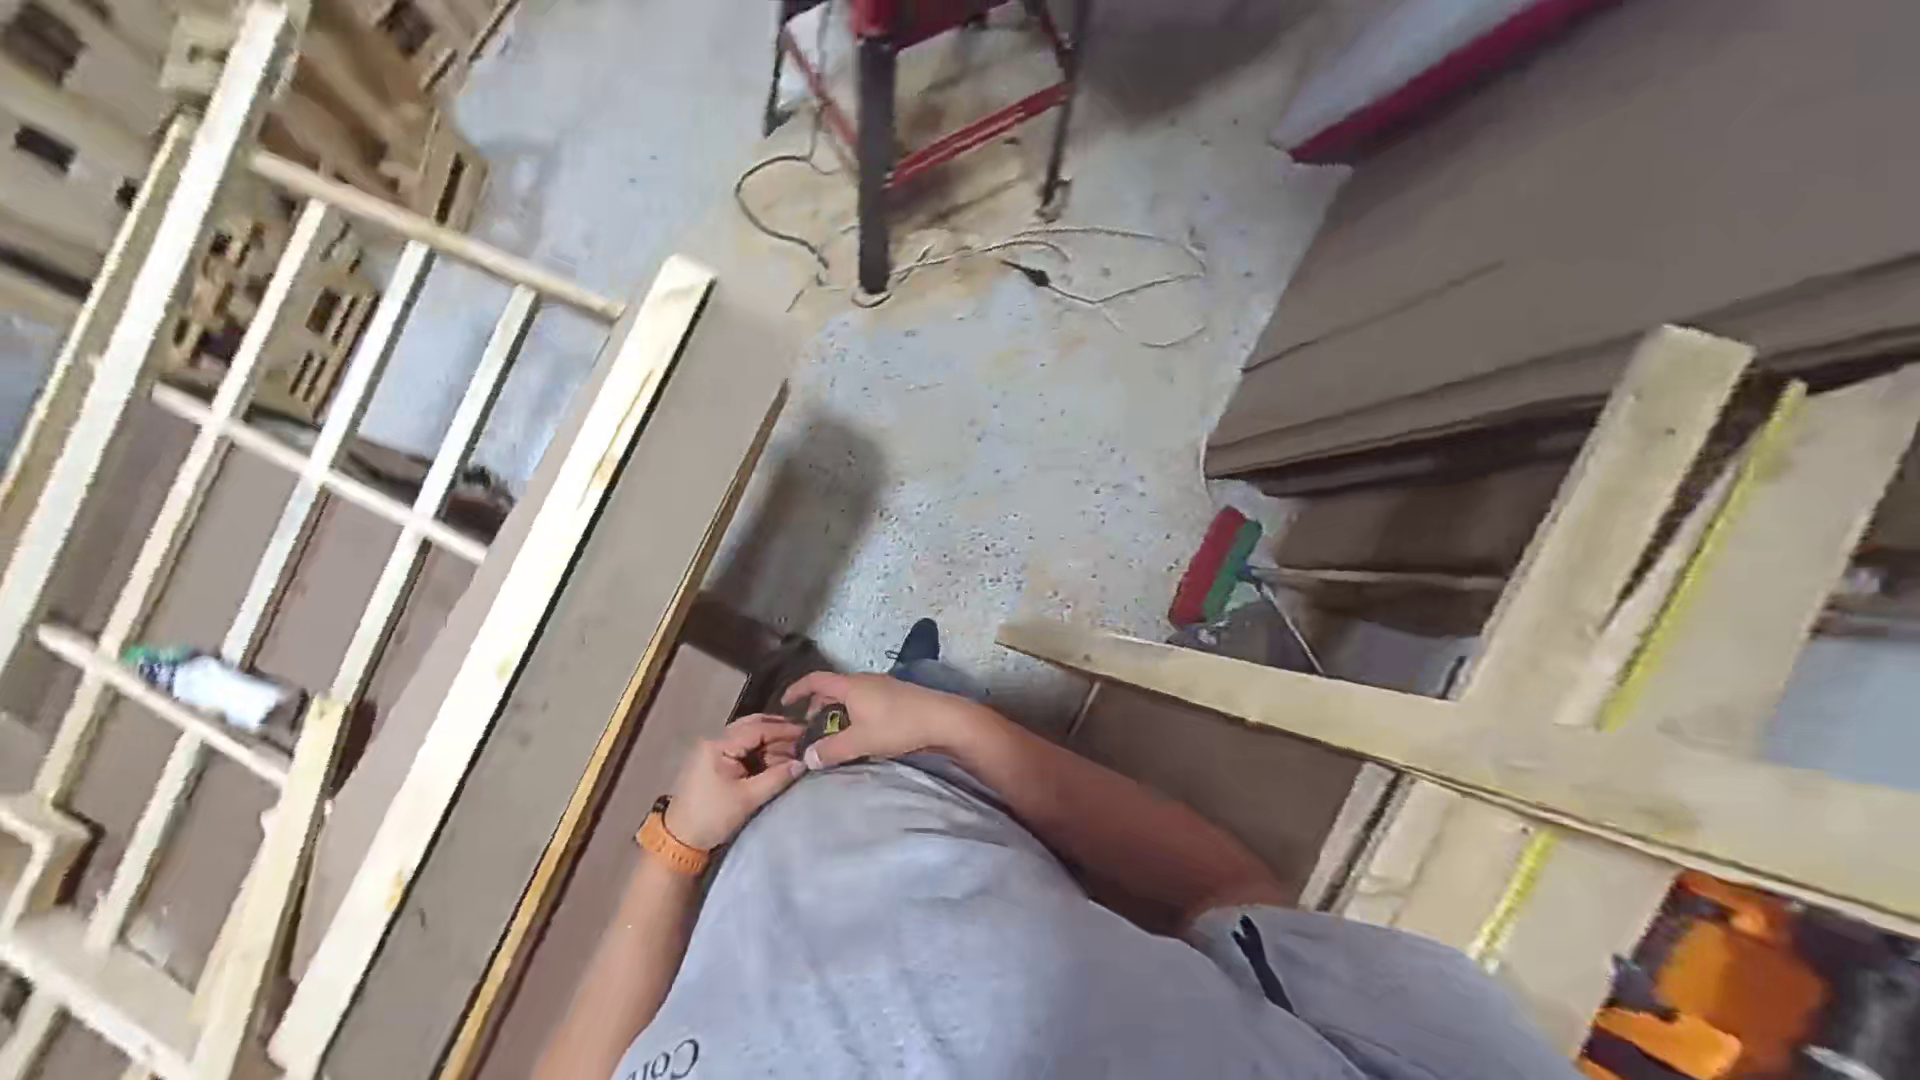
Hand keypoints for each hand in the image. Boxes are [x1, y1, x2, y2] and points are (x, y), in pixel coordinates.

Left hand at [661, 716, 805, 849]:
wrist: (679, 841)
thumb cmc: (712, 817)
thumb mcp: (748, 798)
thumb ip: (777, 778)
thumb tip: (803, 763)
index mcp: (718, 745)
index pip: (757, 728)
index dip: (784, 729)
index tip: (806, 732)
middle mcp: (714, 740)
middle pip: (752, 726)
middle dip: (777, 730)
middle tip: (802, 737)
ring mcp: (713, 749)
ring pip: (747, 735)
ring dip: (769, 740)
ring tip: (792, 749)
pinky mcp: (714, 761)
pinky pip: (742, 747)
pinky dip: (760, 750)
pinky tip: (775, 757)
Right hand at [781, 672, 994, 769]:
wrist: (943, 719)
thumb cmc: (898, 725)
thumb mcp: (860, 741)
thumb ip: (831, 750)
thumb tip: (807, 758)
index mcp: (851, 685)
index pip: (816, 680)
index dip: (797, 689)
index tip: (784, 702)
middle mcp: (865, 681)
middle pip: (833, 687)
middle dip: (817, 704)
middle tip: (808, 724)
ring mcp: (883, 687)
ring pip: (850, 695)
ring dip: (836, 710)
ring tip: (832, 732)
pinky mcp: (897, 697)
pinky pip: (865, 701)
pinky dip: (853, 712)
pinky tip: (859, 731)